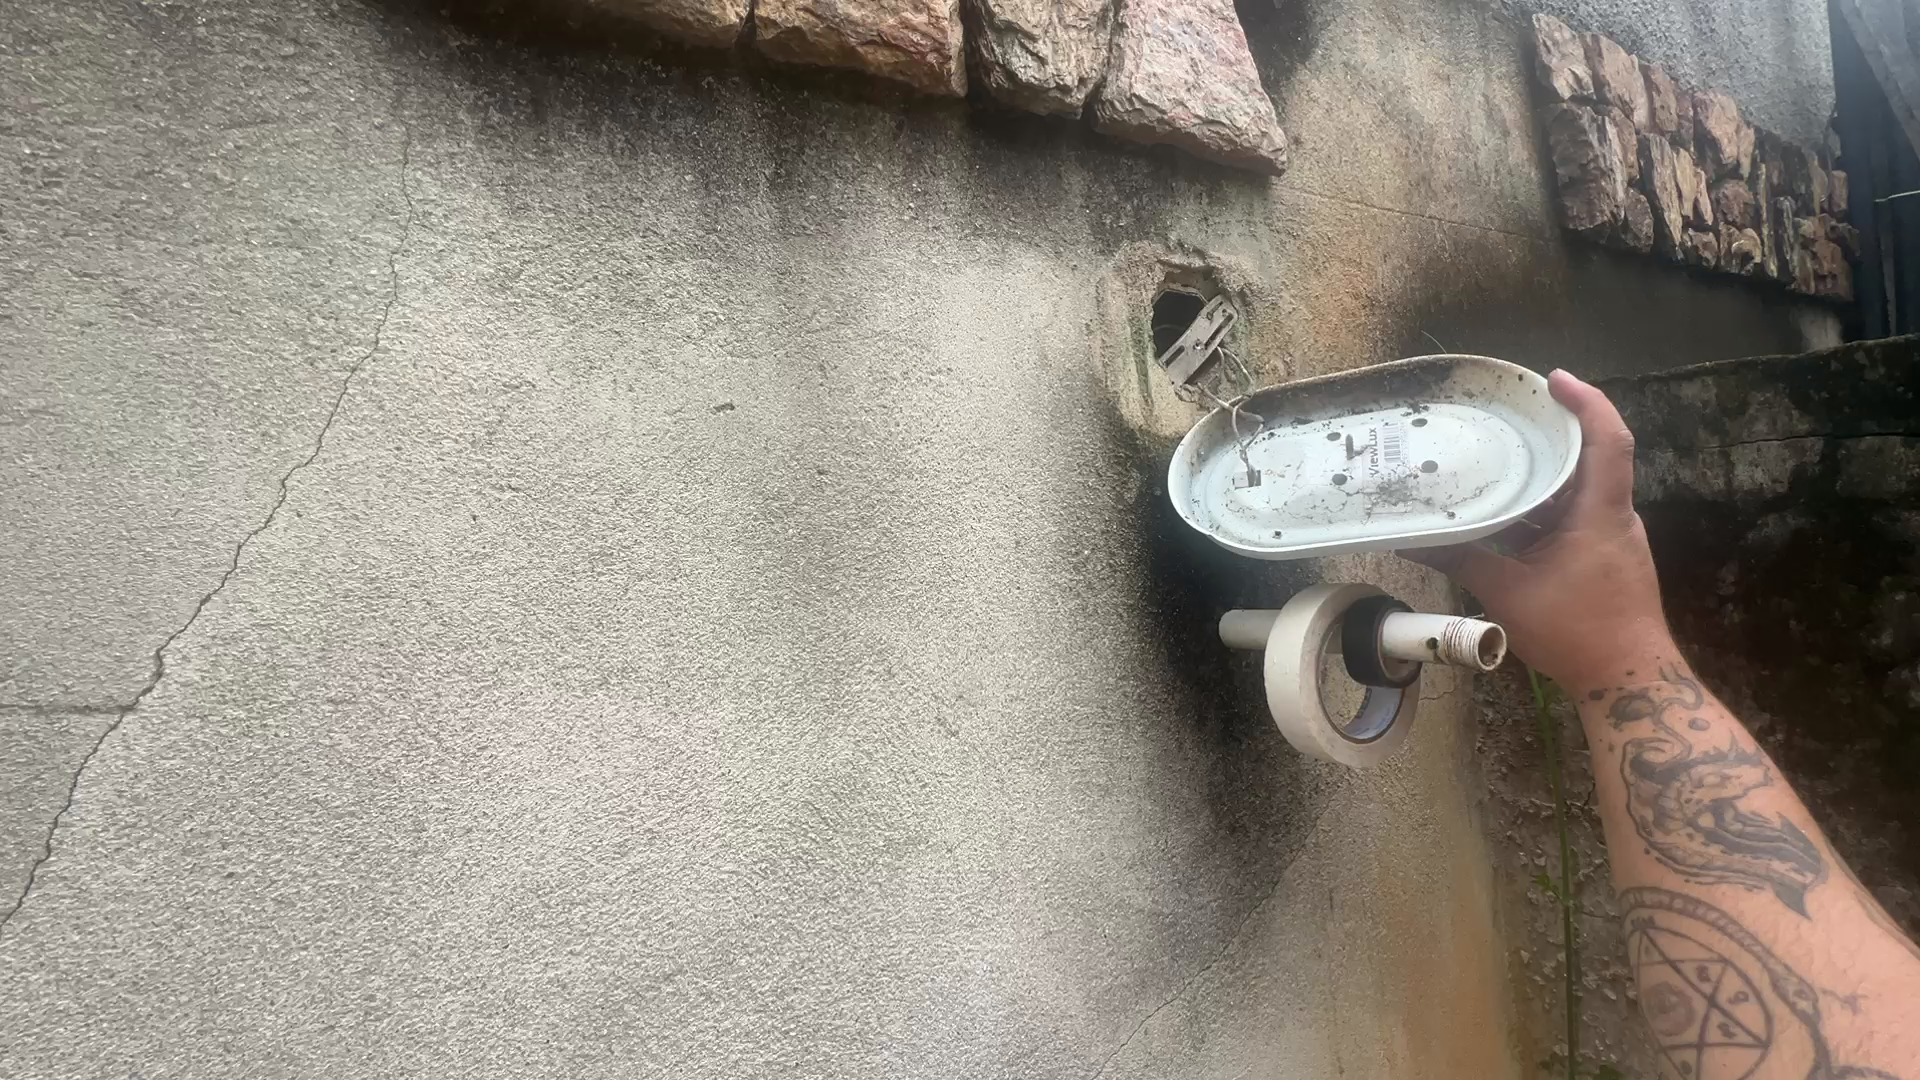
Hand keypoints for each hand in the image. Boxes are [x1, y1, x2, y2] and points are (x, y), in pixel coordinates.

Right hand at [1400, 370, 1674, 693]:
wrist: (1627, 679)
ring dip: (1537, 474)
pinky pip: (1566, 517)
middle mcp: (1611, 518)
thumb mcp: (1505, 591)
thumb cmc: (1575, 631)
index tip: (1554, 380)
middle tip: (1504, 415)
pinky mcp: (1598, 556)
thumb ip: (1458, 560)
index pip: (1609, 443)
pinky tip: (1500, 512)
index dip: (1588, 403)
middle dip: (1549, 432)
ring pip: (1573, 491)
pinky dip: (1535, 506)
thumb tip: (1408, 542)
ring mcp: (1607, 538)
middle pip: (1588, 459)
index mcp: (1600, 516)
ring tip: (1491, 458)